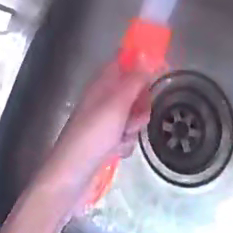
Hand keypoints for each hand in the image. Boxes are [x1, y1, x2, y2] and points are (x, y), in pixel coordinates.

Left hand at [32, 54, 160, 212]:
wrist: (71, 178)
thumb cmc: (93, 135)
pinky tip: (118, 151)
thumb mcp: (117, 104)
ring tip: (124, 136)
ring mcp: (104, 120)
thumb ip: (134, 79)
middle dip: (141, 103)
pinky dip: (126, 142)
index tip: (161, 71)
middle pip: (133, 90)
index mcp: (102, 83)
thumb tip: (147, 54)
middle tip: (138, 115)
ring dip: (134, 125)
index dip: (143, 63)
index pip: (125, 62)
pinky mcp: (106, 141)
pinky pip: (126, 134)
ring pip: (133, 114)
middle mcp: (103, 98)